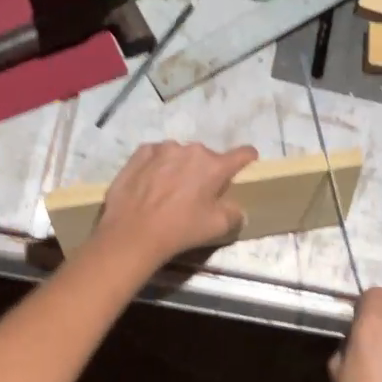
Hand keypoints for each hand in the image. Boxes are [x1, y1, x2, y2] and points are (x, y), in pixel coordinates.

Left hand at [91, 142, 257, 265]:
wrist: (133, 233)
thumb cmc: (180, 230)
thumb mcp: (217, 228)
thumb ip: (234, 214)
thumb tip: (236, 209)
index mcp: (214, 166)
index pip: (242, 154)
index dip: (248, 158)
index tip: (248, 162)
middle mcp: (191, 150)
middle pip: (207, 157)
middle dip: (206, 171)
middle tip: (198, 193)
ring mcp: (163, 149)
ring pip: (180, 154)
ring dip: (180, 166)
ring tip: (170, 189)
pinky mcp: (140, 153)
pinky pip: (156, 155)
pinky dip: (158, 165)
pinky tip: (152, 183)